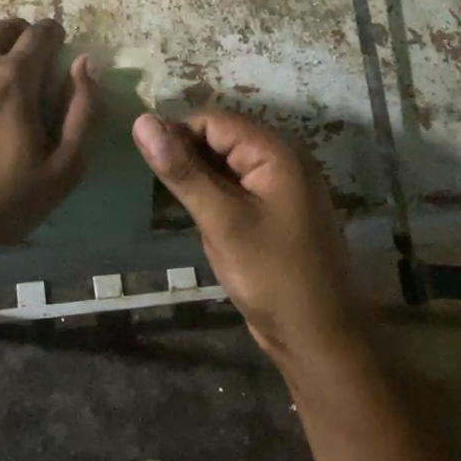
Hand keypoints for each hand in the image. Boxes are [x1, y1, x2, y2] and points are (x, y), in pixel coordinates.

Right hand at [132, 110, 357, 358]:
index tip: (148, 162)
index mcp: (276, 152)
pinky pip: (235, 186)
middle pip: (221, 138)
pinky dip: (212, 195)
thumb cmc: (272, 276)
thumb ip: (182, 169)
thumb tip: (141, 121)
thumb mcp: (221, 220)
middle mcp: (281, 160)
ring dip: (198, 177)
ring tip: (173, 201)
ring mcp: (279, 188)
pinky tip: (196, 215)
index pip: (213, 120)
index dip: (177, 134)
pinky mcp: (273, 212)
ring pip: (225, 163)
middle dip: (187, 155)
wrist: (319, 340)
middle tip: (159, 186)